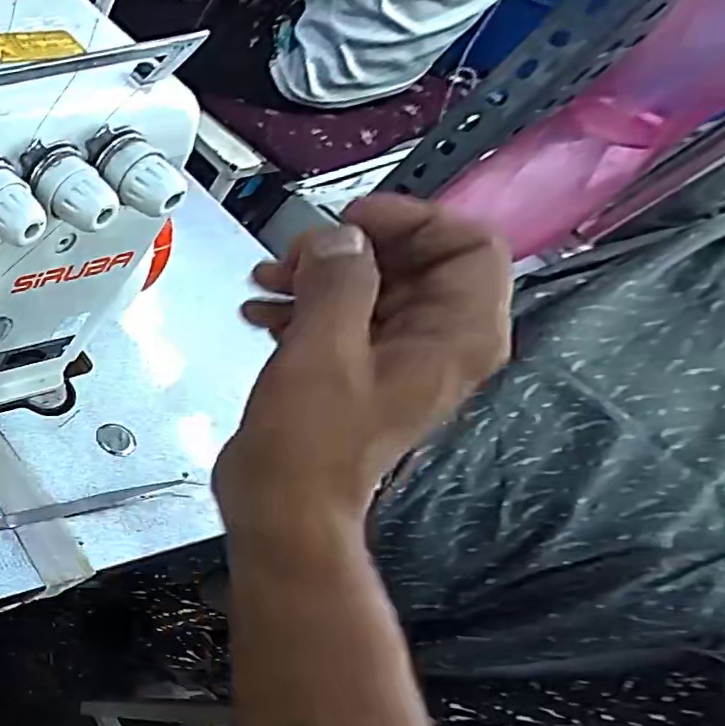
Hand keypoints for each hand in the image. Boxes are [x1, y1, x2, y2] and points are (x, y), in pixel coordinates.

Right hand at [213, 195, 510, 537]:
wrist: (277, 506)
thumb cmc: (307, 441)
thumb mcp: (324, 349)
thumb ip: (339, 279)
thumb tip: (336, 240)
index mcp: (455, 338)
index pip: (465, 246)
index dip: (409, 220)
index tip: (348, 219)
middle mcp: (431, 348)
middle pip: (409, 268)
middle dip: (348, 252)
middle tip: (294, 252)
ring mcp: (386, 366)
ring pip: (364, 295)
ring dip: (315, 279)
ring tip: (266, 278)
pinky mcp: (345, 380)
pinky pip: (334, 326)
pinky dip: (299, 310)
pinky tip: (259, 310)